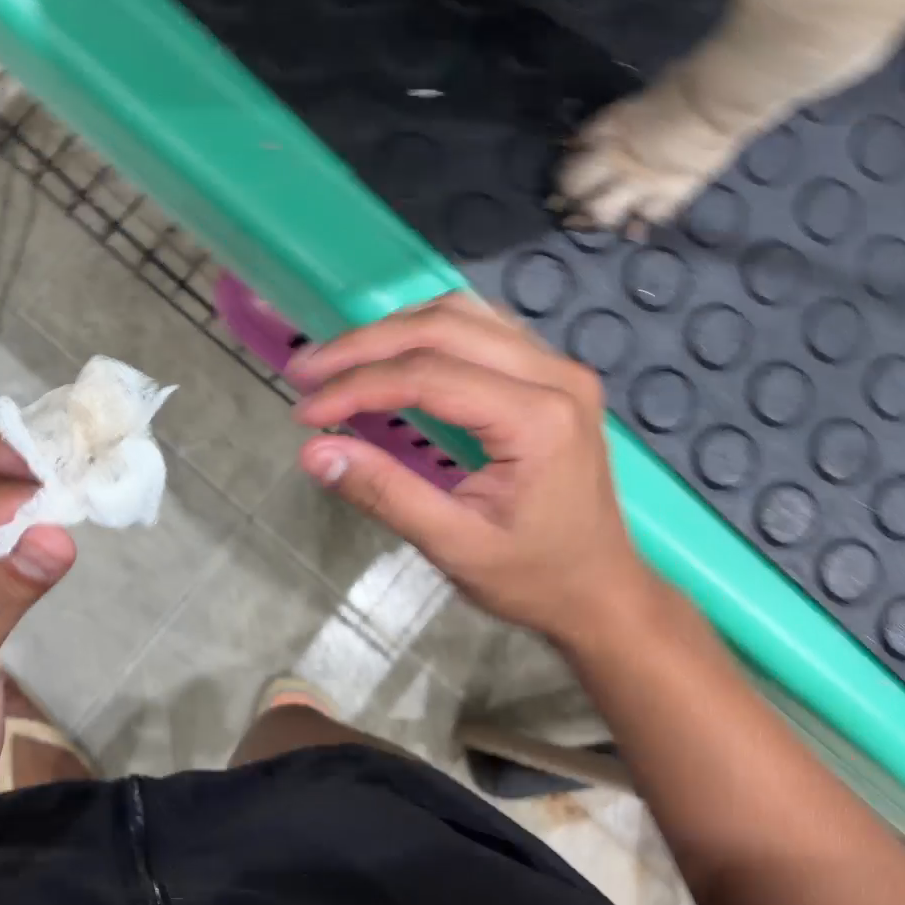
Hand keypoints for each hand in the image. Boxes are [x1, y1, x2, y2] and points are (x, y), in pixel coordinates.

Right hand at [287, 294, 658, 645]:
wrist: (600, 590)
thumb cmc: (531, 577)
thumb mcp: (452, 545)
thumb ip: (383, 493)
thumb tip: (312, 453)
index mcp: (537, 419)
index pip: (428, 375)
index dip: (355, 387)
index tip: (304, 413)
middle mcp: (554, 376)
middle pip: (442, 326)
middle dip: (362, 346)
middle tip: (305, 373)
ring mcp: (556, 369)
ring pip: (460, 314)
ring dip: (390, 331)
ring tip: (336, 363)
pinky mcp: (548, 374)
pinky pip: (478, 328)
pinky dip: (422, 334)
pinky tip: (388, 357)